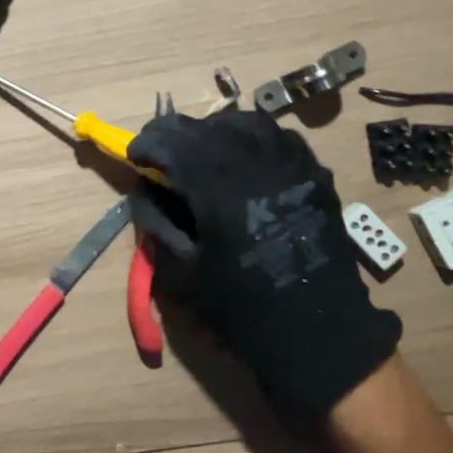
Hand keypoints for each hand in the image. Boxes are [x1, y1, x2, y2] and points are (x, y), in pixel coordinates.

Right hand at [128, 109, 401, 417]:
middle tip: (158, 157)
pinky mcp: (315, 173)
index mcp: (219, 185)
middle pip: (205, 125)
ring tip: (199, 155)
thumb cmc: (242, 306)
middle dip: (174, 136)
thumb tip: (143, 187)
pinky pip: (275, 137)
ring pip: (243, 122)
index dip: (146, 144)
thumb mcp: (181, 271)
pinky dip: (249, 140)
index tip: (134, 159)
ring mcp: (292, 162)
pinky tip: (240, 164)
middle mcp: (256, 160)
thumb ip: (154, 220)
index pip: (171, 140)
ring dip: (212, 132)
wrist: (318, 330)